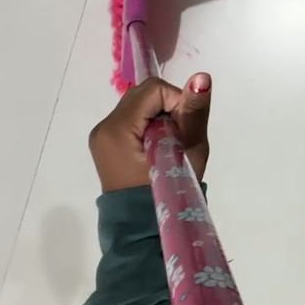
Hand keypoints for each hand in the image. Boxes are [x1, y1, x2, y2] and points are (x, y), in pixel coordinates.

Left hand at [89, 73, 211, 191]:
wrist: (143, 228)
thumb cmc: (171, 190)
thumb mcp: (190, 150)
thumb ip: (194, 111)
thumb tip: (201, 76)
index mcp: (118, 128)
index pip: (156, 89)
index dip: (178, 103)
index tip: (184, 130)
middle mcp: (104, 126)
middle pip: (144, 93)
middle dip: (169, 106)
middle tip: (179, 136)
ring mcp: (102, 135)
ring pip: (139, 103)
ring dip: (161, 114)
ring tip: (169, 142)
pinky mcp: (106, 142)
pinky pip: (133, 117)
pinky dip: (150, 123)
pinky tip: (158, 145)